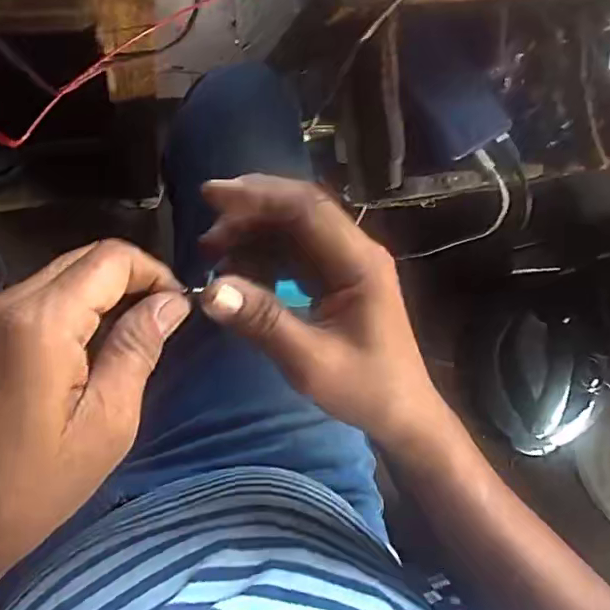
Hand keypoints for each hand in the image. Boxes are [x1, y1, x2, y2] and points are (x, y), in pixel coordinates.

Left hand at [0, 240, 185, 609]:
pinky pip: (45, 298)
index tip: (181, 310)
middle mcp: (11, 302)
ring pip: (67, 274)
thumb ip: (138, 349)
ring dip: (109, 293)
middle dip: (135, 278)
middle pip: (88, 258)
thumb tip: (172, 302)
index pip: (112, 258)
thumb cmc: (31, 487)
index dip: (156, 273)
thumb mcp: (106, 422)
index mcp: (43, 320)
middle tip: (165, 322)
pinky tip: (97, 349)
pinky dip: (82, 308)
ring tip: (138, 337)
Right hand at [196, 175, 449, 453]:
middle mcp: (355, 252)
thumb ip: (263, 322)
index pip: (307, 209)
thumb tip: (211, 290)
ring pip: (294, 230)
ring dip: (254, 234)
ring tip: (213, 253)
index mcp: (359, 261)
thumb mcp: (310, 362)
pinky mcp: (337, 279)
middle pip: (300, 211)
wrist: (402, 413)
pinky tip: (237, 273)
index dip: (258, 196)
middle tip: (207, 230)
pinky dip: (264, 256)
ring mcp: (347, 264)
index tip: (212, 196)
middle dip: (250, 211)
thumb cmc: (365, 388)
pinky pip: (296, 253)